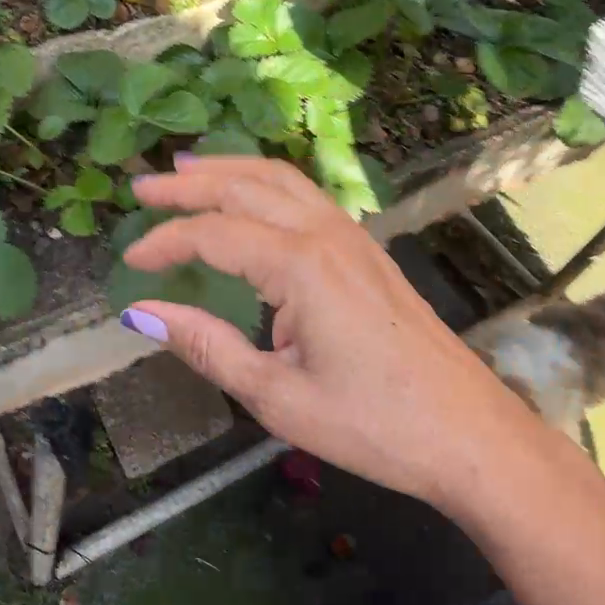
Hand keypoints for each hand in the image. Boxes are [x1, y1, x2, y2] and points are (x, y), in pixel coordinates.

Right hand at [119, 154, 539, 512]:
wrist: (473, 436)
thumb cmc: (374, 424)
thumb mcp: (278, 397)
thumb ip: (207, 347)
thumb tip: (143, 312)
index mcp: (300, 266)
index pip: (213, 235)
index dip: (165, 242)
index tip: (130, 261)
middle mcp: (324, 233)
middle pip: (243, 187)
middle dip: (187, 183)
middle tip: (142, 185)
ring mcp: (350, 235)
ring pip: (278, 178)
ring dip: (227, 169)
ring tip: (186, 167)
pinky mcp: (365, 247)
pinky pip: (303, 193)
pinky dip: (263, 181)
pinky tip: (249, 195)